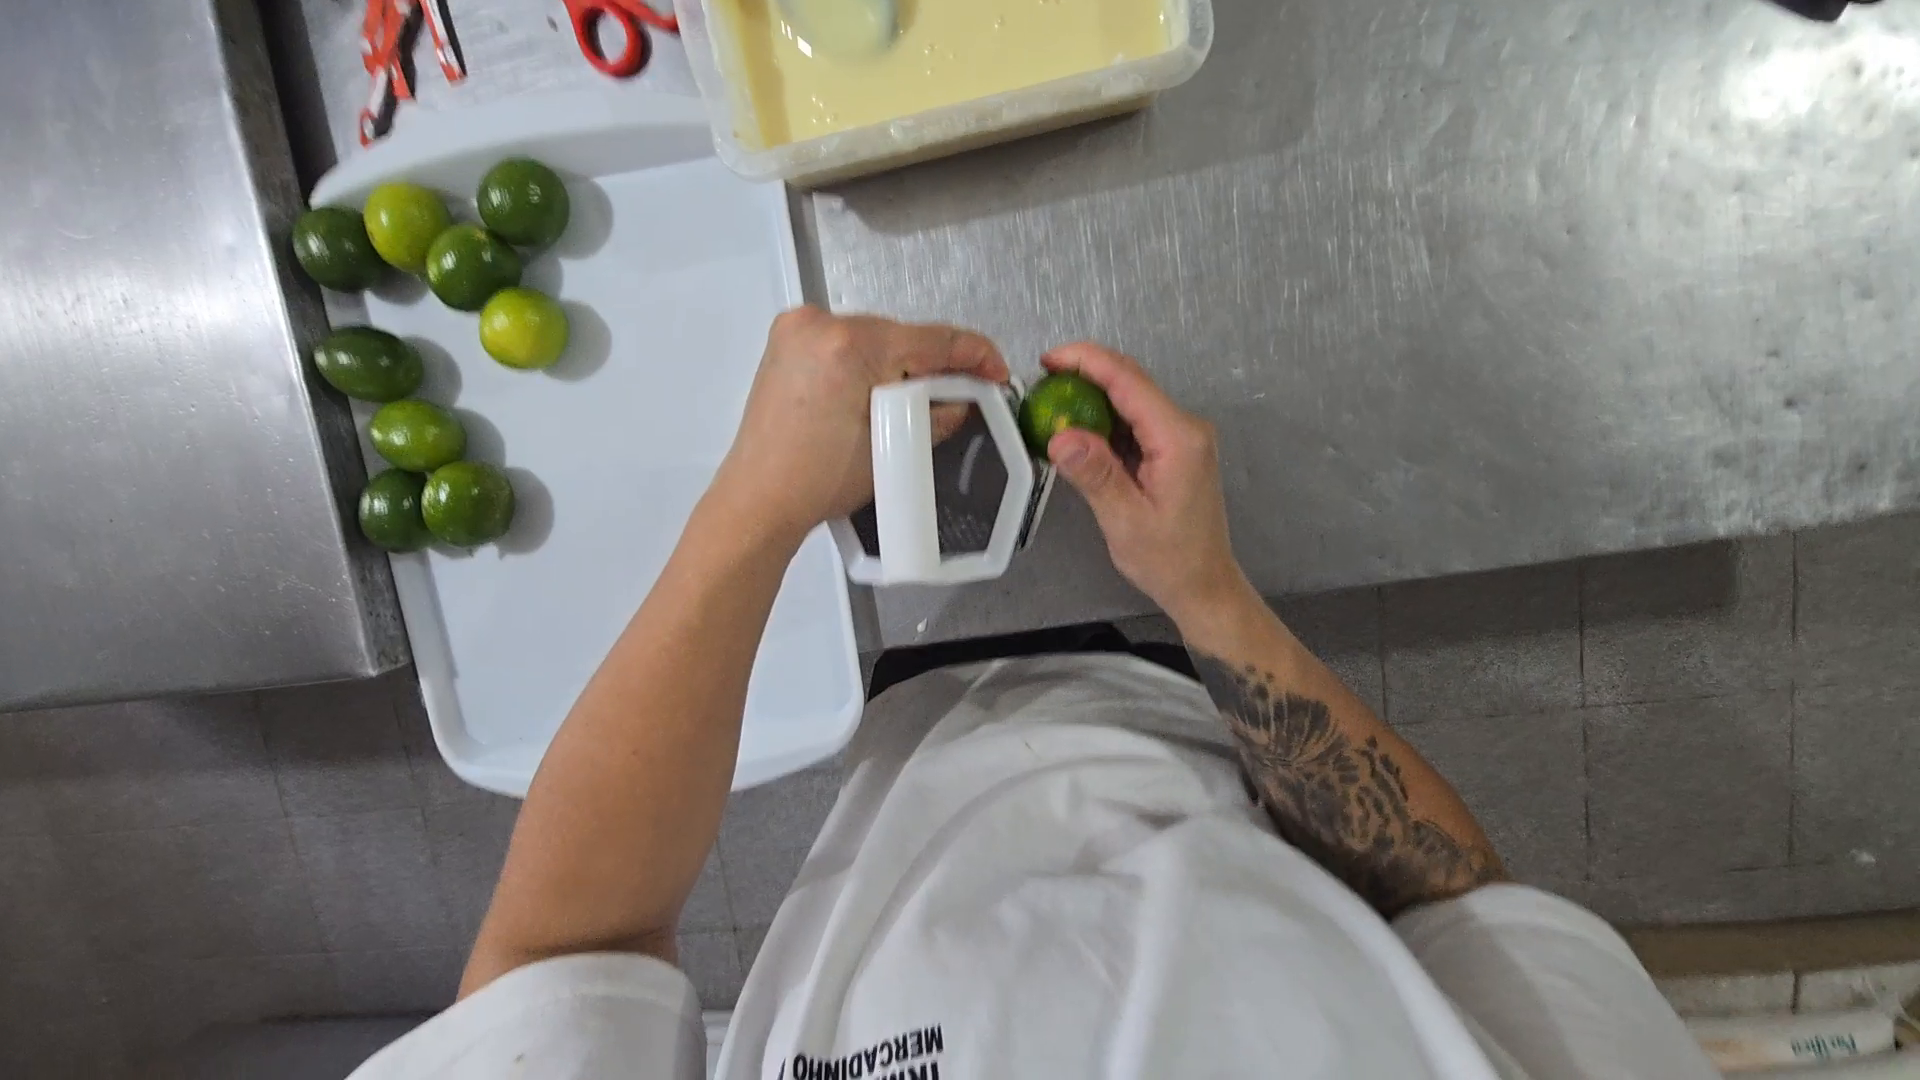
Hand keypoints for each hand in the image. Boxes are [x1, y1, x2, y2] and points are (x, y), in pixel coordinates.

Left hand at [715, 307, 1009, 540]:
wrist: (759, 499)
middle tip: (963, 391)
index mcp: (847, 346)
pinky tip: (882, 390)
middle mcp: (818, 325)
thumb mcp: (892, 447)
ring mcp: (797, 331)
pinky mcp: (787, 345)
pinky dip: (869, 362)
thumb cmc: (817, 481)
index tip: (996, 369)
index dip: (973, 354)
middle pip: (901, 334)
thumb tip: (962, 400)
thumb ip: (935, 414)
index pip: (929, 339)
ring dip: (901, 363)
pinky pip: (846, 343)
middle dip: (934, 363)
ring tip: (920, 398)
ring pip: (874, 337)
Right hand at [1042, 343, 1254, 627]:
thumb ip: (1096, 474)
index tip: (1049, 359)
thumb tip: (1061, 437)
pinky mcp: (1172, 450)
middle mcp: (1184, 429)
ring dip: (1091, 398)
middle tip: (1041, 383)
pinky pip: (1134, 422)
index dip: (1087, 361)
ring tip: (1050, 405)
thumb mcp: (1125, 519)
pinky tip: (1077, 432)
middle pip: (1130, 382)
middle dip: (1085, 374)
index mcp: (1178, 439)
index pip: (1128, 381)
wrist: (1202, 584)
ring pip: (1130, 400)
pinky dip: (1103, 421)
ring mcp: (1180, 438)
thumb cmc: (1169, 559)